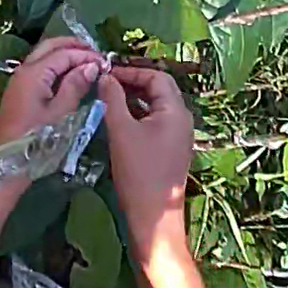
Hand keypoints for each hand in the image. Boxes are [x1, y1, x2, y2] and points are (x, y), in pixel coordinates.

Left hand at [0, 36, 103, 150]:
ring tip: (87, 61)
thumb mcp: (61, 113)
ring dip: (64, 54)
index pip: (62, 53)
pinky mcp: (20, 91)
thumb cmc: (36, 140)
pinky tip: (71, 75)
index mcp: (33, 73)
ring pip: (43, 56)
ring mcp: (19, 80)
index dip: (85, 54)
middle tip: (95, 52)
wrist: (7, 162)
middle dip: (72, 46)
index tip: (105, 61)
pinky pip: (40, 69)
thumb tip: (91, 66)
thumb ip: (75, 86)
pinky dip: (56, 66)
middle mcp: (24, 70)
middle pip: (48, 47)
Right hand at [96, 67, 195, 256]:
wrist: (153, 216)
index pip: (157, 77)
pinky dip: (137, 113)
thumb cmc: (138, 170)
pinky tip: (118, 118)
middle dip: (132, 82)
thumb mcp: (121, 129)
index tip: (107, 73)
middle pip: (159, 89)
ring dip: (134, 98)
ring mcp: (178, 135)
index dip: (131, 71)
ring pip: (156, 105)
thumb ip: (113, 98)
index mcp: (175, 111)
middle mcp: (182, 120)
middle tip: (107, 82)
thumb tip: (105, 76)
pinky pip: (155, 120)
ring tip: (108, 97)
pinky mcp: (171, 148)